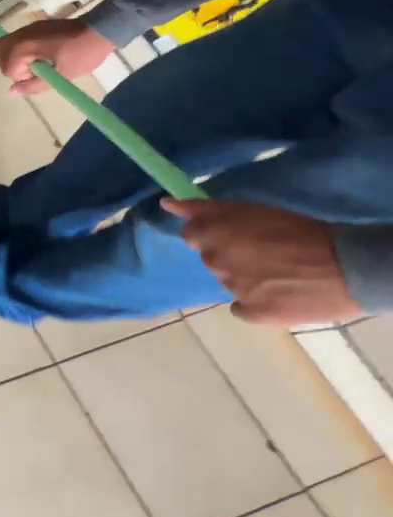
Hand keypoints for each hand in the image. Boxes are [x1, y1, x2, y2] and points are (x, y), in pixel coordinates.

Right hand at [0, 20, 114, 95]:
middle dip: (13, 66)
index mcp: (22, 49)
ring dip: (13, 57)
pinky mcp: (32, 26)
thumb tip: (10, 92)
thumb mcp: (62, 75)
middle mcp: (16, 37)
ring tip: (36, 61)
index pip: (6, 69)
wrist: (101, 29)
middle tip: (37, 69)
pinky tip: (41, 53)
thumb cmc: (83, 54)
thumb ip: (34, 85)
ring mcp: (24, 29)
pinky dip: (19, 49)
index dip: (23, 77)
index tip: (44, 74)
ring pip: (2, 46)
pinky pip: (14, 40)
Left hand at [166, 199, 364, 325]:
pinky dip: (255, 305)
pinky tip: (276, 297)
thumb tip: (166, 204)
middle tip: (267, 255)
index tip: (238, 237)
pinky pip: (242, 310)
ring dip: (246, 279)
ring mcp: (232, 288)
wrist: (348, 266)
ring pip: (229, 282)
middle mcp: (213, 261)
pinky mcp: (255, 312)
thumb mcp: (249, 210)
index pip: (192, 235)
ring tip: (282, 275)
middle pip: (211, 259)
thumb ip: (202, 208)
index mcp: (208, 236)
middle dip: (231, 256)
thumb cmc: (300, 232)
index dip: (215, 235)